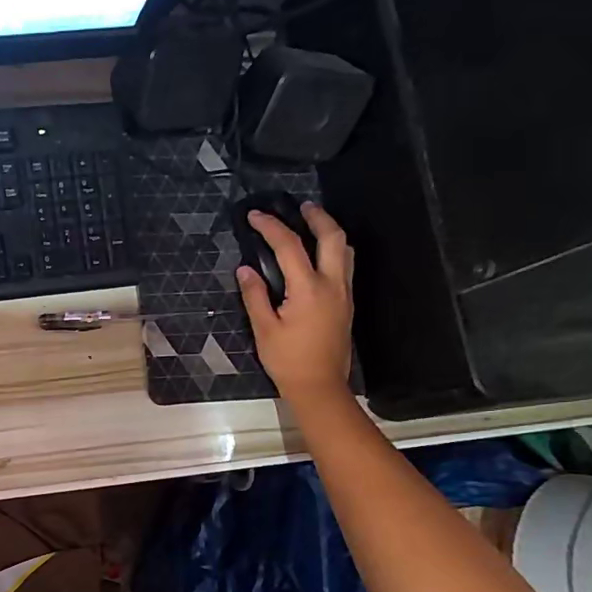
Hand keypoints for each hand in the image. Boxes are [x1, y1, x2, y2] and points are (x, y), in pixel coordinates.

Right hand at [237, 202, 354, 414]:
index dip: (270, 227)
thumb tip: (245, 269)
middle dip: (317, 217)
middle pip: (332, 237)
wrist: (320, 386)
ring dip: (330, 231)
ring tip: (312, 223)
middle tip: (300, 206)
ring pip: (345, 249)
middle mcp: (333, 285)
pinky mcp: (346, 303)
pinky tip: (318, 254)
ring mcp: (344, 293)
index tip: (254, 216)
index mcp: (309, 289)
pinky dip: (333, 249)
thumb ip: (255, 295)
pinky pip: (345, 265)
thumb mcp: (264, 329)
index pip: (289, 246)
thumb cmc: (288, 360)